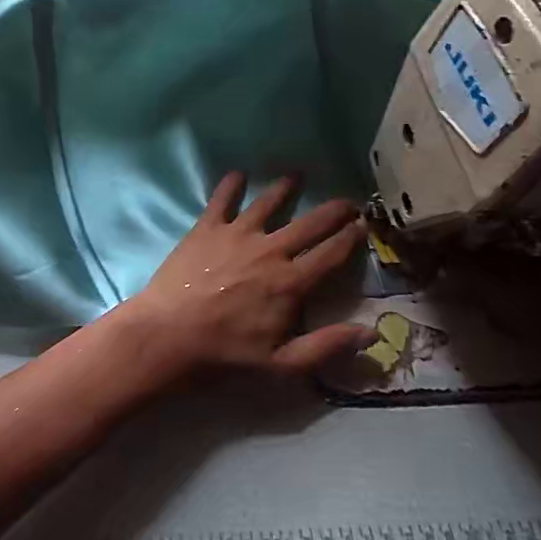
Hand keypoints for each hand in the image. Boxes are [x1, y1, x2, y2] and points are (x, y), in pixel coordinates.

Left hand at [113, 172, 372, 383]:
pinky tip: (237, 174)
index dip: (350, 238)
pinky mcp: (207, 228)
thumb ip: (327, 346)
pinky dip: (231, 184)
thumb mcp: (282, 365)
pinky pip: (222, 199)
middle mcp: (270, 250)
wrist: (168, 337)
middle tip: (347, 200)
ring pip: (269, 203)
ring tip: (296, 176)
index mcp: (291, 283)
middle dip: (332, 211)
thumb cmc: (225, 356)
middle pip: (309, 224)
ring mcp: (238, 234)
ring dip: (286, 188)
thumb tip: (372, 333)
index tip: (363, 224)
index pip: (330, 254)